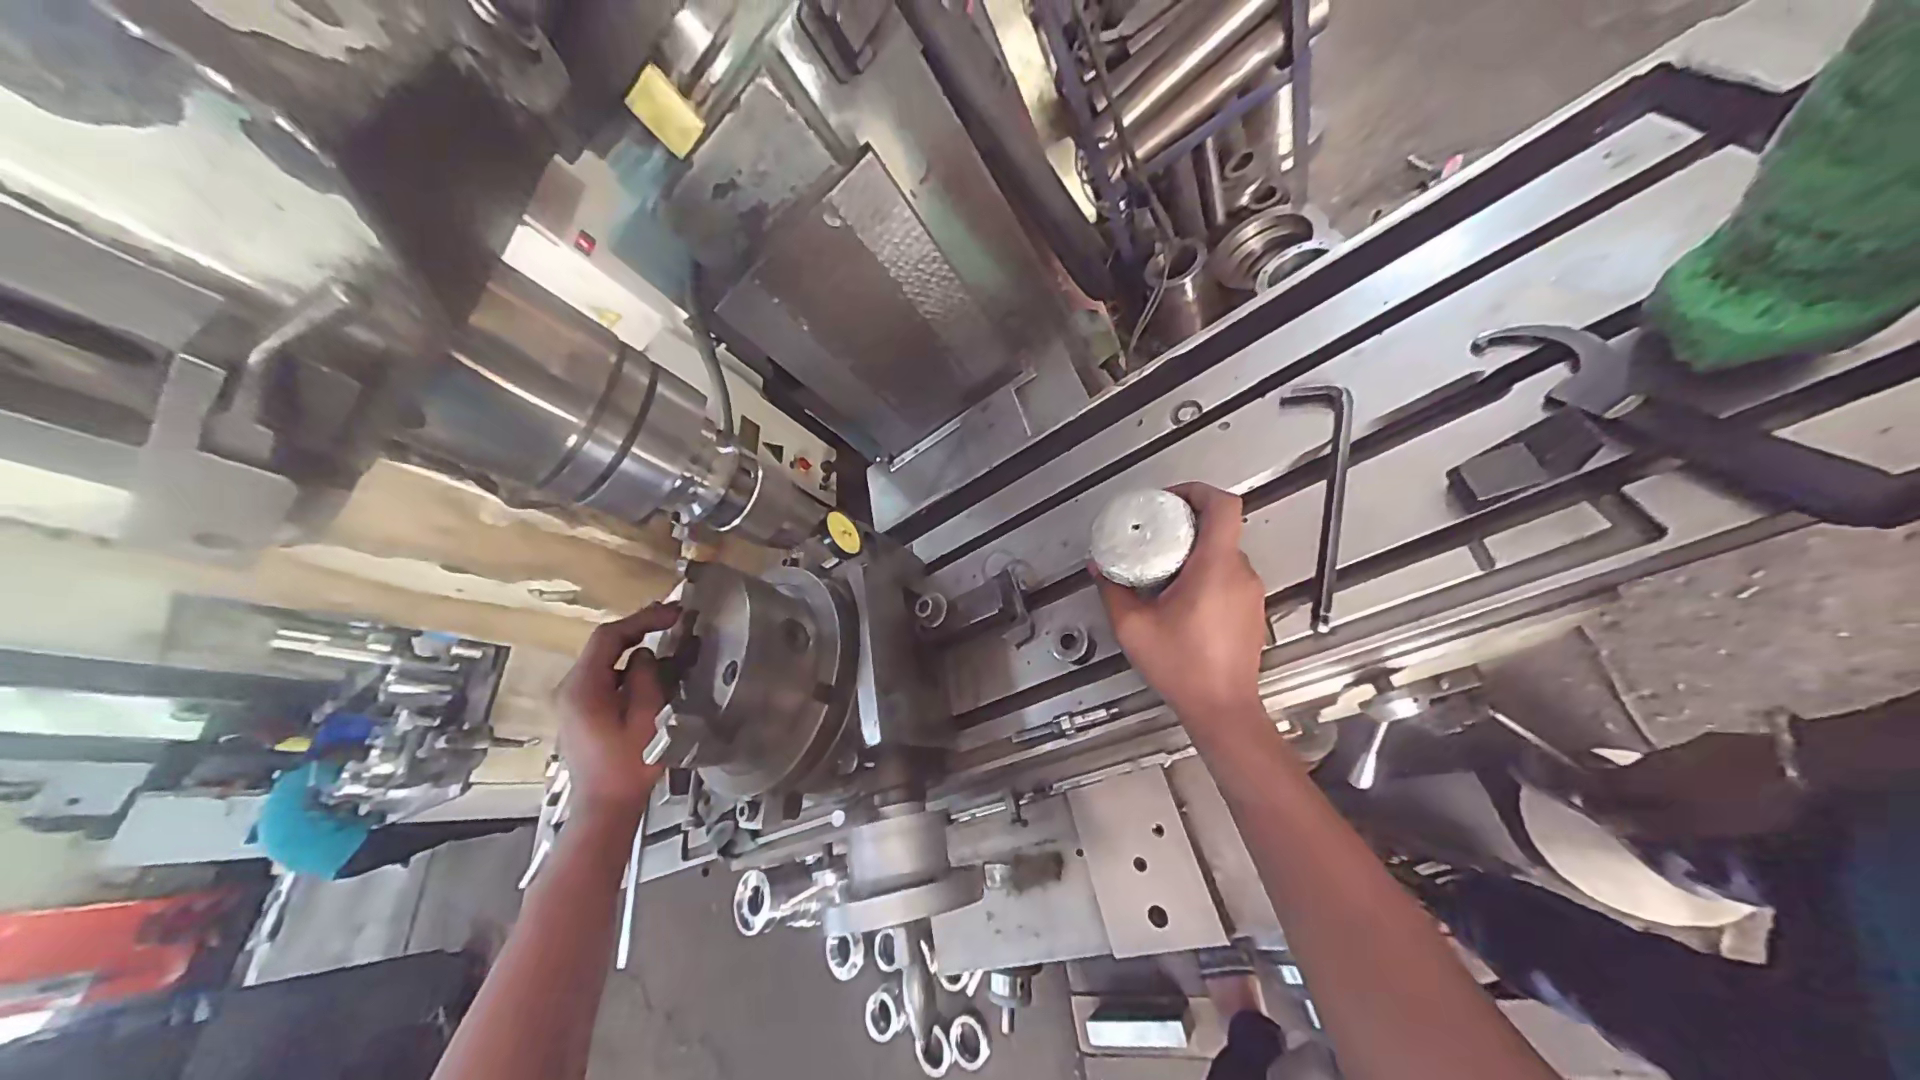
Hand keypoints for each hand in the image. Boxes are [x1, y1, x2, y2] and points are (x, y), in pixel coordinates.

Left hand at [557, 604, 680, 819]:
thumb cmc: (629, 765)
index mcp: (583, 687)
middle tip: (673, 616)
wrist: (605, 806)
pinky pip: (605, 676)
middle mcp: (571, 688)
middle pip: (603, 644)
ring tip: (667, 634)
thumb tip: (644, 655)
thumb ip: (646, 678)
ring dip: (634, 645)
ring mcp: (573, 700)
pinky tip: (651, 666)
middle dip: (639, 627)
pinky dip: (627, 664)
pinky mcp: (581, 711)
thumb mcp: (647, 718)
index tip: (674, 612)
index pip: (608, 637)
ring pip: (604, 659)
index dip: (642, 619)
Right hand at [1094, 483, 1268, 726]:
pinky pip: (1227, 575)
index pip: (1223, 505)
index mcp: (1215, 569)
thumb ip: (1113, 590)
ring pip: (1223, 552)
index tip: (1171, 498)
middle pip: (1220, 527)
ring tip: (1162, 568)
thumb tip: (1101, 568)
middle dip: (1185, 524)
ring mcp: (1249, 592)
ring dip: (1194, 552)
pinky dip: (1204, 573)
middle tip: (1156, 533)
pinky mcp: (1249, 608)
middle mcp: (1239, 574)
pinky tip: (1177, 595)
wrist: (1222, 707)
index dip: (1196, 491)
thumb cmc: (1187, 670)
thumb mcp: (1133, 626)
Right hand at [1586, 732, 1805, 840]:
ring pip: (1656, 769)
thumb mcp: (1697, 822)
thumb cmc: (1744, 802)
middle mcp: (1654, 758)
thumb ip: (1649, 822)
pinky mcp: (1716, 746)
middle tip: (1619, 804)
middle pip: (1627, 774)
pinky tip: (1696, 788)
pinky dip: (1680, 777)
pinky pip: (1684, 764)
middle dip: (1620, 787)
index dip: (1585, 791)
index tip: (1575, 799)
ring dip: (1652, 783)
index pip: (1599, 782)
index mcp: (1643, 777)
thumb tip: (1604, 820)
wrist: (1805, 765)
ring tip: (1660, 799)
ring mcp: (1686, 750)